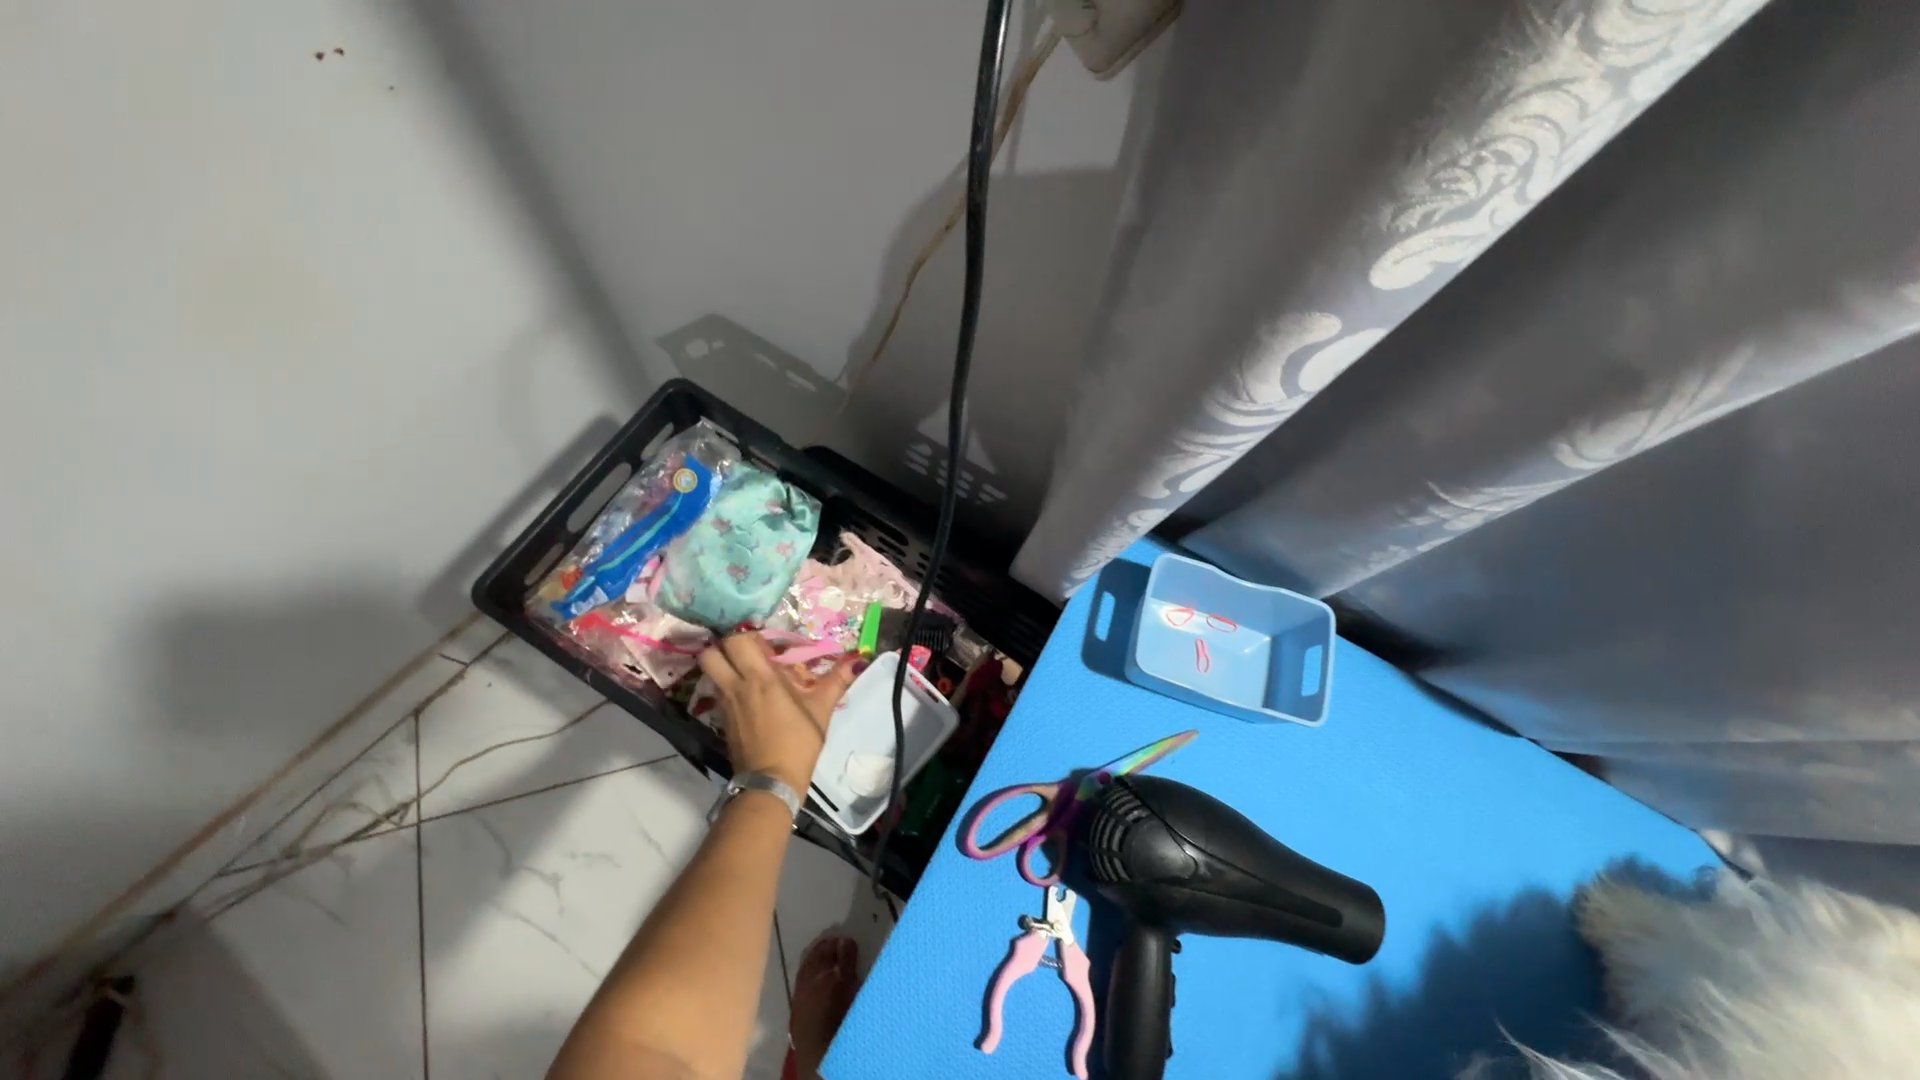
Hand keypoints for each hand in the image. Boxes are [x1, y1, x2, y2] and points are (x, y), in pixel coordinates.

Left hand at [698, 632, 860, 792]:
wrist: (772, 782)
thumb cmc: (799, 742)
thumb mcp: (821, 709)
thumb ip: (836, 680)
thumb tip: (858, 661)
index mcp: (759, 678)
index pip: (737, 641)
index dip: (748, 636)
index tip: (766, 645)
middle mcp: (735, 686)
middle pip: (711, 652)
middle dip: (726, 646)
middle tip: (748, 653)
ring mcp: (724, 703)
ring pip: (709, 671)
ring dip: (722, 665)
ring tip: (744, 671)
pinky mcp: (721, 719)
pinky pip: (716, 691)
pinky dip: (725, 685)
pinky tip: (746, 695)